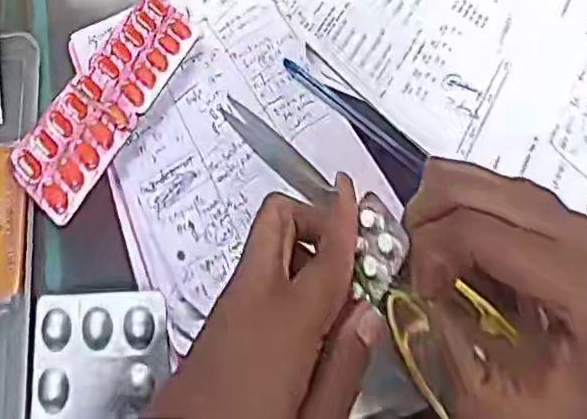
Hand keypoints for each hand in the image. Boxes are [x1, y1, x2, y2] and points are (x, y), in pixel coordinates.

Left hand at [149, 175, 381, 418]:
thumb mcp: (315, 418)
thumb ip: (344, 364)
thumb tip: (366, 318)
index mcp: (283, 318)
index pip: (325, 250)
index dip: (343, 215)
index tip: (352, 191)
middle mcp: (250, 295)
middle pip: (279, 216)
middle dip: (314, 219)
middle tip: (348, 251)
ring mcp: (230, 302)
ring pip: (269, 242)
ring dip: (303, 251)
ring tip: (336, 299)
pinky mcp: (219, 316)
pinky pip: (258, 273)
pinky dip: (286, 276)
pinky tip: (307, 322)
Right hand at [402, 160, 586, 418]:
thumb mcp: (529, 410)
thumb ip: (461, 358)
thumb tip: (415, 302)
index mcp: (576, 279)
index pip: (471, 228)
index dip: (428, 253)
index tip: (420, 290)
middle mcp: (569, 230)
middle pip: (462, 183)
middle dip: (423, 219)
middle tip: (416, 265)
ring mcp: (562, 213)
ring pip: (469, 174)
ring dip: (437, 210)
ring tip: (435, 258)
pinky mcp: (552, 212)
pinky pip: (485, 185)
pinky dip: (457, 206)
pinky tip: (461, 250)